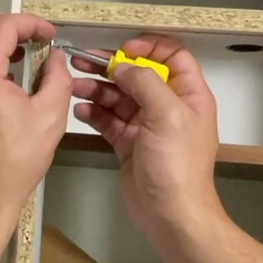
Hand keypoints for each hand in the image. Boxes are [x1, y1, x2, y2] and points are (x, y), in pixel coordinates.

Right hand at [71, 35, 223, 239]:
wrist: (170, 215)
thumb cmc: (178, 167)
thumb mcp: (167, 115)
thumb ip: (145, 82)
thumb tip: (123, 65)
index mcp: (188, 95)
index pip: (172, 56)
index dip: (148, 47)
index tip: (123, 50)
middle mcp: (168, 106)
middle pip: (137, 75)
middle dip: (110, 66)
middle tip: (81, 60)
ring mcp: (147, 125)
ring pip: (119, 97)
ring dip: (96, 89)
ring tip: (74, 87)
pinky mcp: (129, 144)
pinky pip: (108, 121)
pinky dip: (94, 113)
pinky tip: (80, 110)